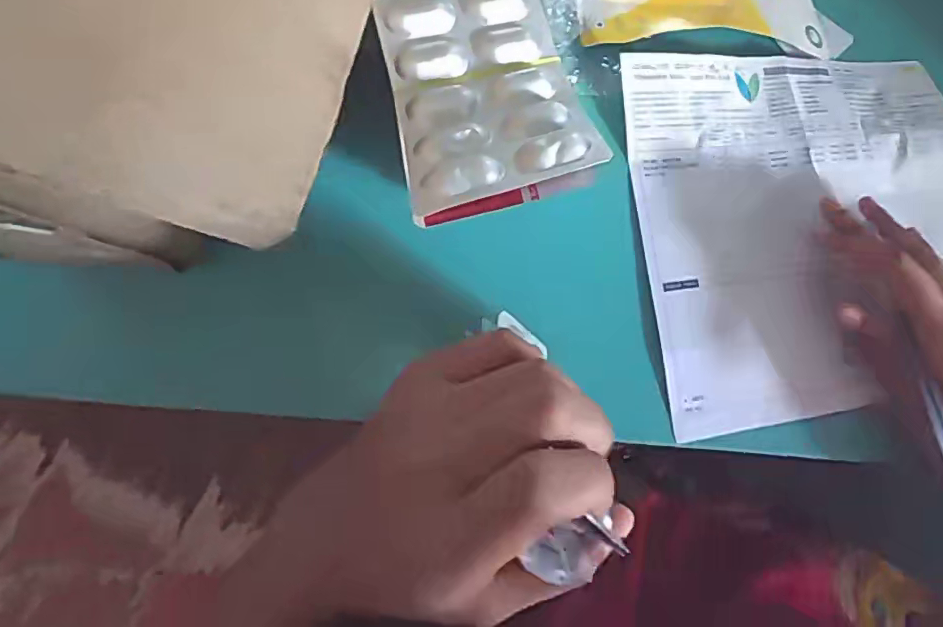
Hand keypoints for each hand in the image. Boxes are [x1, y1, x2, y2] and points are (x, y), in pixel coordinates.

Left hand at [216, 331, 634, 626]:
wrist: (320, 545)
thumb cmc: (408, 587)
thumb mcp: (484, 608)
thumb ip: (561, 567)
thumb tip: (623, 514)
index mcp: (449, 537)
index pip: (542, 483)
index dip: (592, 483)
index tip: (596, 497)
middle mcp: (436, 459)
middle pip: (544, 407)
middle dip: (592, 427)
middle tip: (588, 454)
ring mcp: (426, 405)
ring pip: (533, 370)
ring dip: (572, 395)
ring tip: (565, 428)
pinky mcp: (421, 373)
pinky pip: (502, 343)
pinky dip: (534, 362)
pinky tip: (529, 395)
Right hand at [821, 197, 942, 621]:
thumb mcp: (917, 416)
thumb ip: (884, 357)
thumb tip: (845, 309)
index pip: (901, 275)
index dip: (861, 249)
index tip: (827, 234)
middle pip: (922, 262)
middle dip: (881, 230)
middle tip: (843, 205)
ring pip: (941, 272)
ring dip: (904, 242)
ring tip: (876, 216)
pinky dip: (925, 268)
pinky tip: (915, 262)